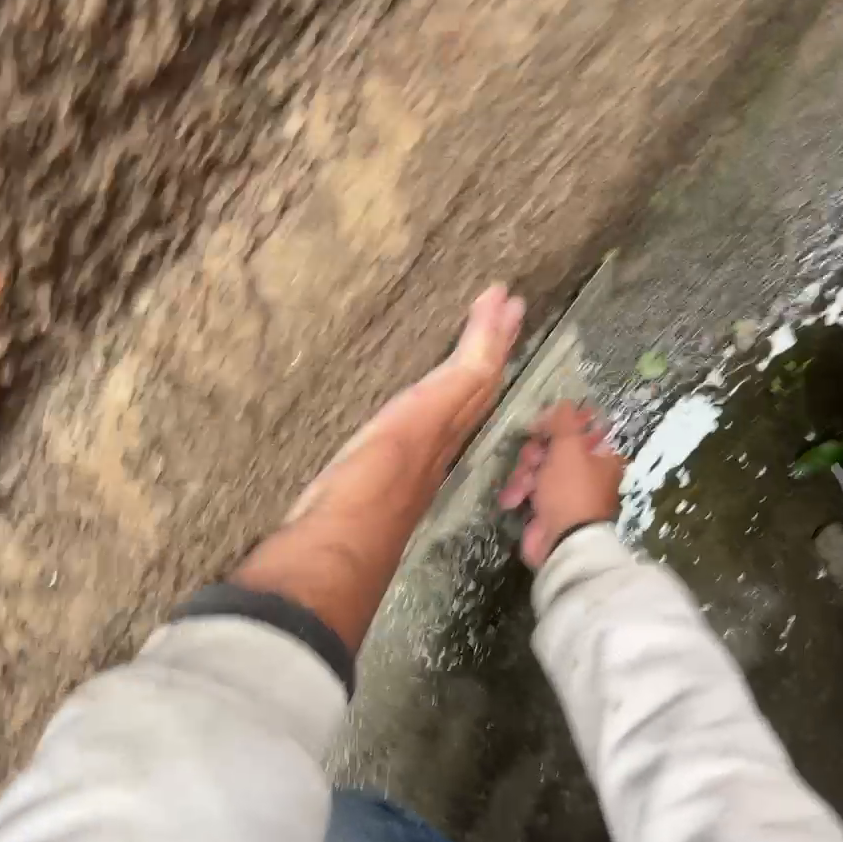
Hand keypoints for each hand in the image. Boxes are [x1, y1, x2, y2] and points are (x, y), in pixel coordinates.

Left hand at [230, 286, 523, 649]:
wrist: (352, 533)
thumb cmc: (341, 533)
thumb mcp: (349, 516)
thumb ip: (351, 514)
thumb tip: (333, 540)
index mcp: (418, 469)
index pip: (449, 427)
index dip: (465, 401)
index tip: (478, 376)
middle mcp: (438, 446)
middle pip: (473, 396)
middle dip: (491, 362)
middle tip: (509, 326)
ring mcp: (442, 423)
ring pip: (477, 375)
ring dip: (493, 337)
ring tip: (505, 304)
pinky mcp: (438, 404)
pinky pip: (469, 362)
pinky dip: (483, 332)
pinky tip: (491, 301)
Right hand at [497, 402, 624, 568]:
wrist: (561, 541)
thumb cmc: (570, 490)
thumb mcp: (569, 448)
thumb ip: (564, 421)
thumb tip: (562, 402)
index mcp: (600, 456)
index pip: (578, 428)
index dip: (557, 424)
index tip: (541, 425)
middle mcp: (584, 472)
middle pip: (552, 447)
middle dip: (535, 454)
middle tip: (533, 461)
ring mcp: (563, 492)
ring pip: (536, 468)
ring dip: (524, 475)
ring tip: (523, 489)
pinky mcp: (544, 508)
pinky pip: (527, 490)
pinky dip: (519, 494)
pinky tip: (514, 501)